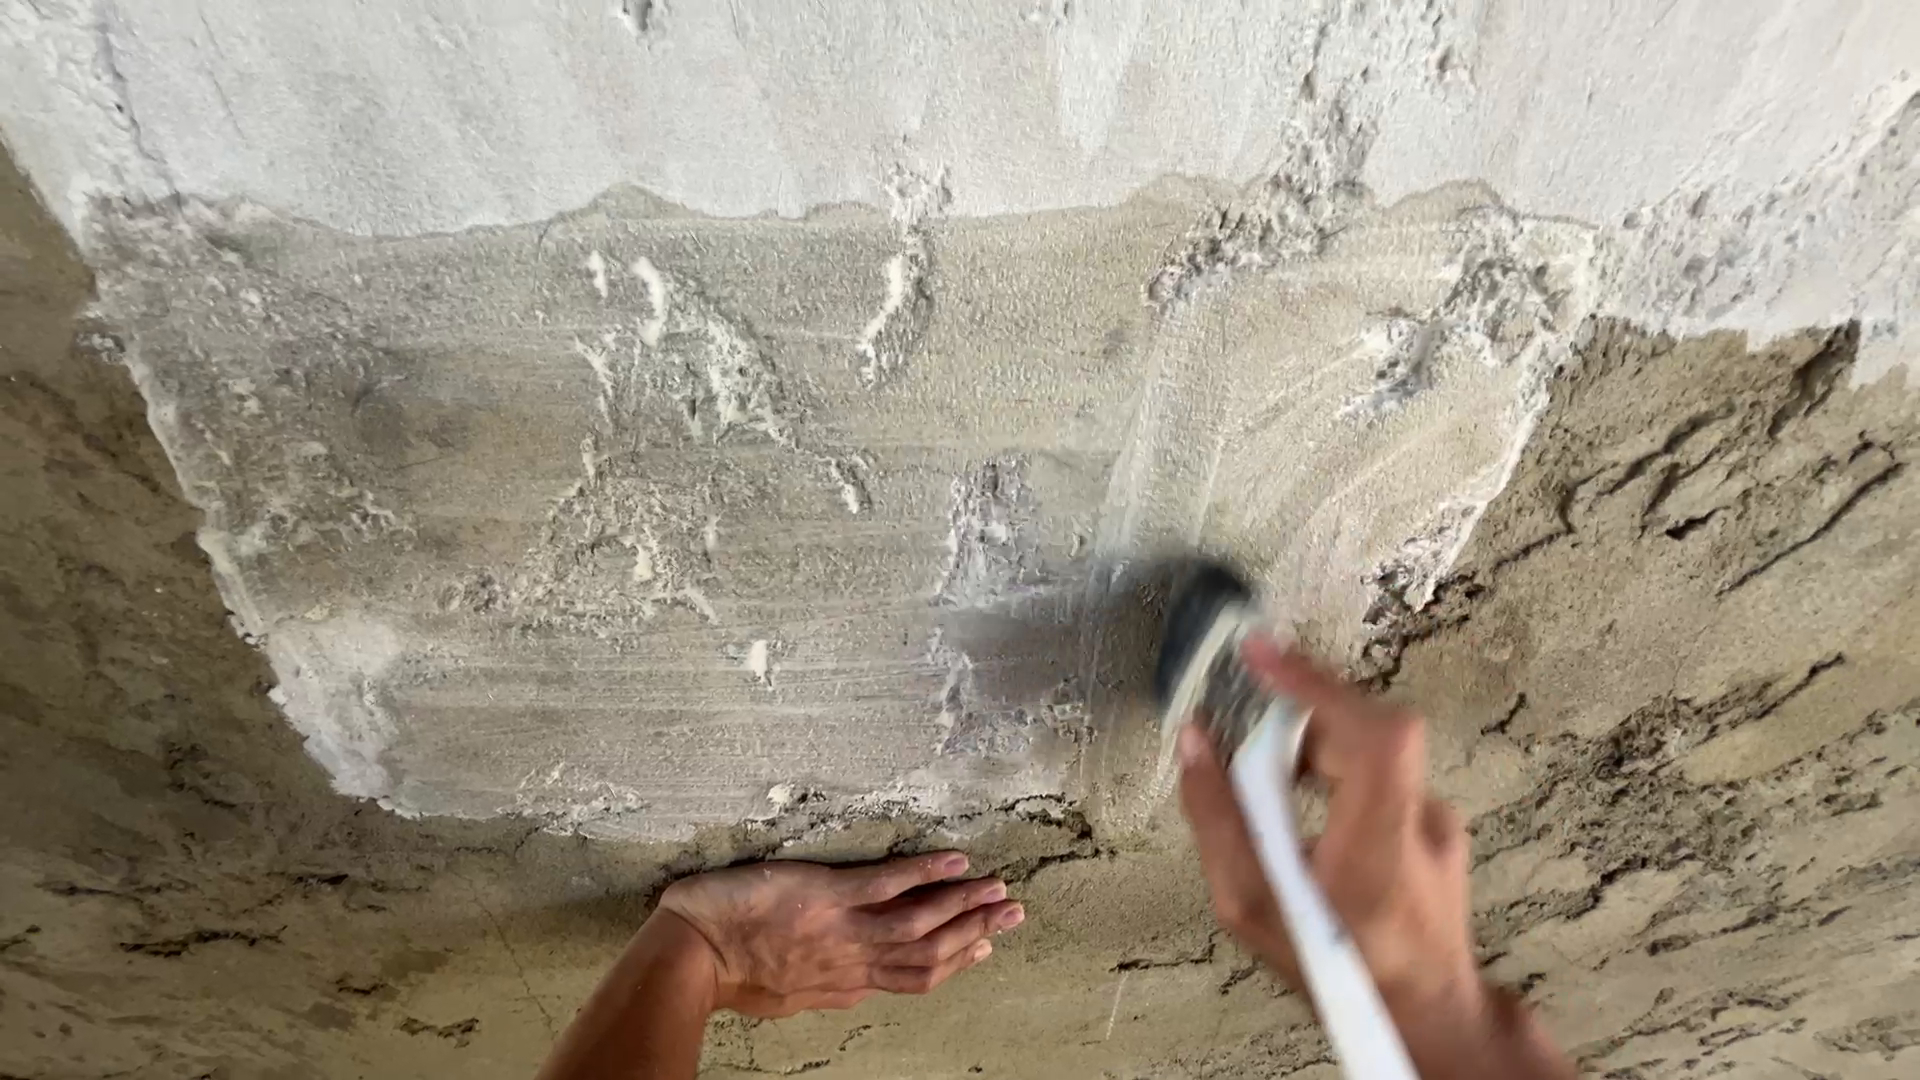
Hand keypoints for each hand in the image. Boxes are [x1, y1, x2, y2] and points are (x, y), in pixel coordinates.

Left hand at [654, 852, 1022, 1017]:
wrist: (689, 957)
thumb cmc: (731, 972)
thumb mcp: (787, 995)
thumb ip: (827, 987)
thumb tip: (858, 986)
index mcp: (846, 984)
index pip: (915, 978)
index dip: (956, 963)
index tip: (985, 948)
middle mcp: (855, 962)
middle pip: (930, 953)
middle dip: (976, 934)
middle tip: (1014, 915)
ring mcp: (845, 929)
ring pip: (919, 923)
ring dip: (964, 906)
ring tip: (999, 889)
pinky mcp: (828, 895)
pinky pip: (887, 886)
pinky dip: (925, 875)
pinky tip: (954, 862)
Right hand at [1178, 637, 1574, 1079]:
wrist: (1424, 1012)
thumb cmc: (1330, 964)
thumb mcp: (1246, 903)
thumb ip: (1214, 817)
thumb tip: (1194, 738)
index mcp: (1378, 851)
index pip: (1373, 738)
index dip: (1316, 685)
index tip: (1259, 655)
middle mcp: (1421, 822)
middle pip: (1362, 725)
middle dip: (1294, 709)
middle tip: (1241, 728)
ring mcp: (1437, 815)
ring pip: (1365, 740)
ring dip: (1307, 737)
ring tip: (1262, 772)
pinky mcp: (1435, 813)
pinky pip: (1374, 760)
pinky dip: (1328, 757)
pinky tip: (1298, 794)